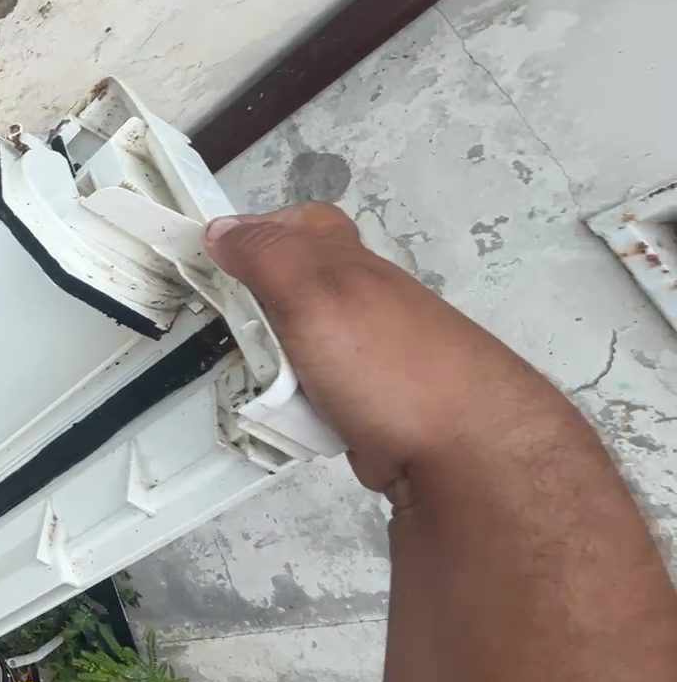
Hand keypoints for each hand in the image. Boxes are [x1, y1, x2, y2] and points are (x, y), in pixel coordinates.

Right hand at [202, 204, 566, 499]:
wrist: (466, 455)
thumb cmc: (393, 369)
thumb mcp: (315, 296)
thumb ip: (266, 257)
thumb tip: (222, 228)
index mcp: (351, 266)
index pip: (298, 225)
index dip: (255, 232)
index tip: (215, 258)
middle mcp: (360, 301)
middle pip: (288, 286)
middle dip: (251, 304)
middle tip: (227, 322)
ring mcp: (363, 350)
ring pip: (293, 338)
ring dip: (266, 355)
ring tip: (252, 372)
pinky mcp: (363, 394)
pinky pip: (307, 383)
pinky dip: (289, 395)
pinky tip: (284, 406)